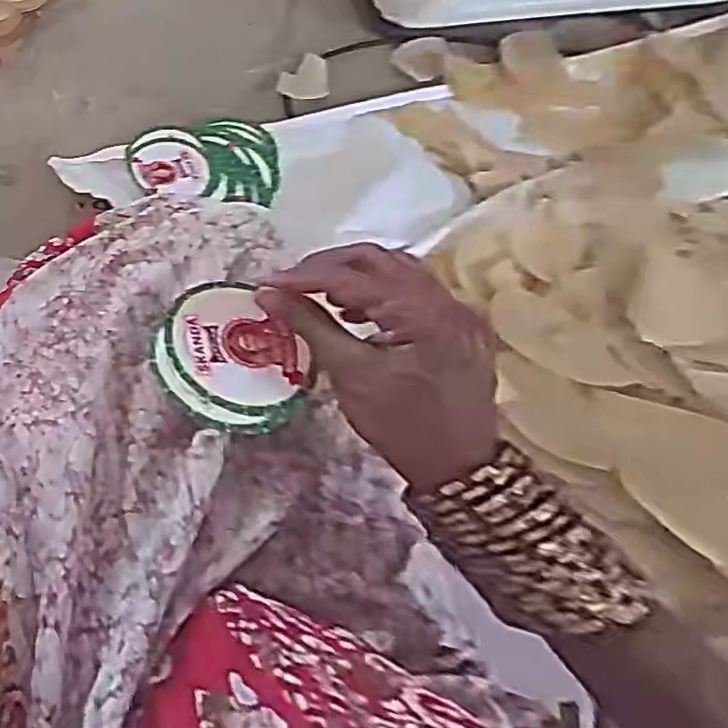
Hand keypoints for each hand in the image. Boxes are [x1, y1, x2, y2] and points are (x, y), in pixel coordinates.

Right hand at [257, 243, 498, 490]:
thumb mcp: (348, 372)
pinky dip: (374, 289)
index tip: (267, 283)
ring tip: (315, 292)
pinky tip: (349, 309)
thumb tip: (267, 294)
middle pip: (376, 259)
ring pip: (394, 268)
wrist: (459, 468)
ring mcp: (456, 311)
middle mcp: (445, 301)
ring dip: (350, 274)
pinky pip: (409, 288)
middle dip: (327, 265)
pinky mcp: (454, 323)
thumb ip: (308, 323)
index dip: (304, 276)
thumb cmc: (401, 424)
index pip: (352, 278)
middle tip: (290, 282)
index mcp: (422, 314)